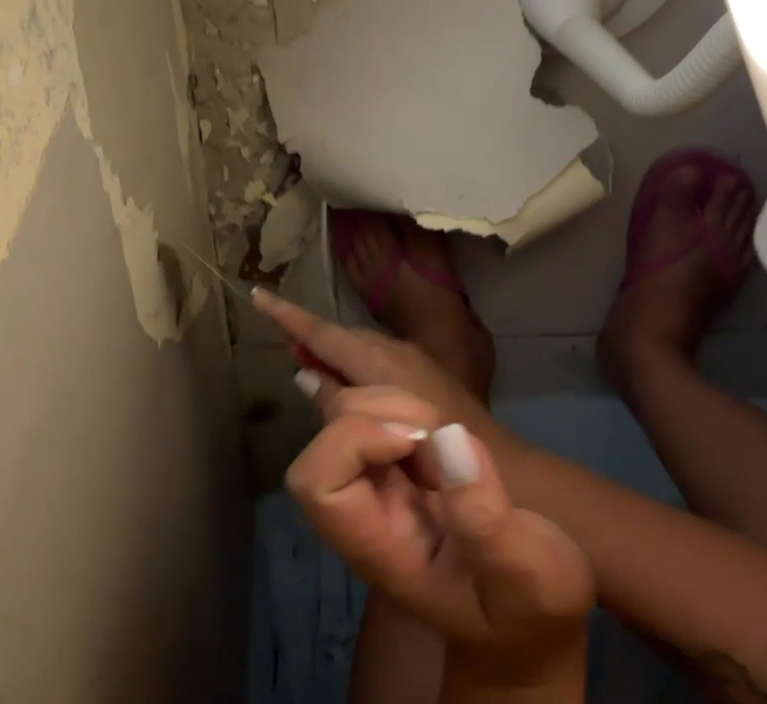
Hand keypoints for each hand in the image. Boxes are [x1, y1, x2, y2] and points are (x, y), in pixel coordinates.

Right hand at [253, 288, 510, 454]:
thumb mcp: (387, 430)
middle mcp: (397, 353)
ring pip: (360, 347)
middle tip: (277, 326)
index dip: (291, 318)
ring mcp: (415, 362)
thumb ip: (341, 404)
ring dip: (332, 346)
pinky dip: (352, 362)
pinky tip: (344, 378)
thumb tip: (308, 378)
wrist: (507, 471)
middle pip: (343, 337)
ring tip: (302, 350)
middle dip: (310, 332)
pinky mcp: (427, 376)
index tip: (260, 295)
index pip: (327, 334)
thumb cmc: (444, 456)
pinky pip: (375, 360)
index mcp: (383, 363)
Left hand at [287, 382, 594, 688]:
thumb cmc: (529, 610)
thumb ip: (486, 520)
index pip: (316, 484)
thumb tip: (450, 440)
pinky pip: (379, 419)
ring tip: (449, 436)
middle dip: (382, 413)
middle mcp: (364, 512)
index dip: (353, 442)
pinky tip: (447, 437)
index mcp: (377, 548)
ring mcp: (379, 488)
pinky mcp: (399, 471)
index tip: (418, 441)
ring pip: (350, 417)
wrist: (530, 627)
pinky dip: (411, 410)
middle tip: (440, 433)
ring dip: (399, 405)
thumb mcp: (531, 577)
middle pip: (328, 438)